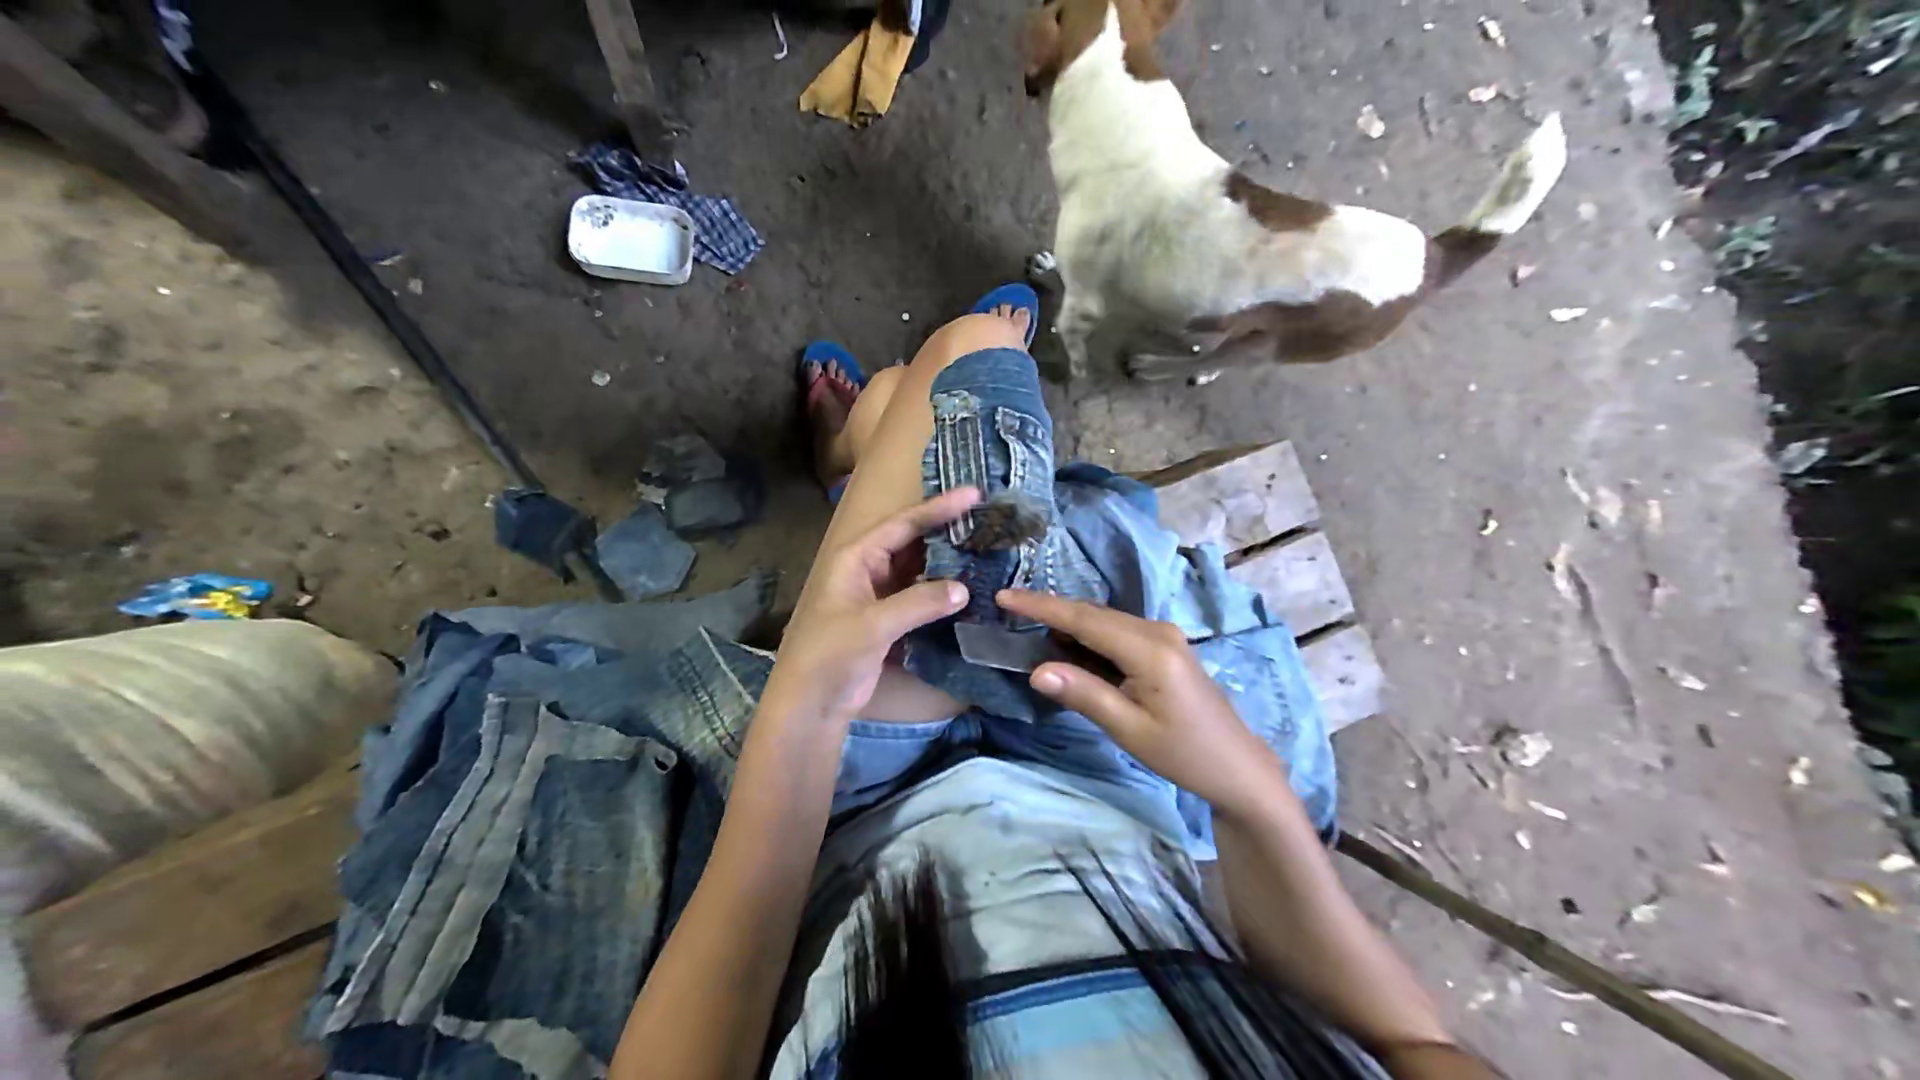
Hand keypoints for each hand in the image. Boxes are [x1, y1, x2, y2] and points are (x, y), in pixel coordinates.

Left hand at [763, 489, 978, 720]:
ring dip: (947, 561)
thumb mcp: (873, 625)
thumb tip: (964, 588)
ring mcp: (878, 594)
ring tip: (984, 548)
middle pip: (912, 541)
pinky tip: (968, 588)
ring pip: (918, 568)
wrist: (811, 704)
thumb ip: (918, 603)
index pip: (903, 524)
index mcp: (856, 558)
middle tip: (986, 520)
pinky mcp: (887, 619)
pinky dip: (941, 591)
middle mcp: (868, 569)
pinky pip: (919, 595)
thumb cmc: (830, 656)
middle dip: (946, 530)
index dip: (938, 508)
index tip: (973, 495)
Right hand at [997, 589, 1290, 818]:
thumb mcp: (1130, 729)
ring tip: (1027, 627)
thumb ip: (1085, 694)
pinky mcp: (1163, 646)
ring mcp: (1163, 636)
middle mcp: (1157, 631)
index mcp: (1150, 650)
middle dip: (1049, 610)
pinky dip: (1087, 636)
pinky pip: (1116, 631)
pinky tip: (1067, 646)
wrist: (1237, 766)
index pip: (1084, 620)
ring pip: (1103, 620)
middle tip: (1008, 609)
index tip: (1004, 596)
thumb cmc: (1184, 754)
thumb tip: (1037, 670)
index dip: (1041, 607)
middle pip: (1092, 613)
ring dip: (1067, 623)